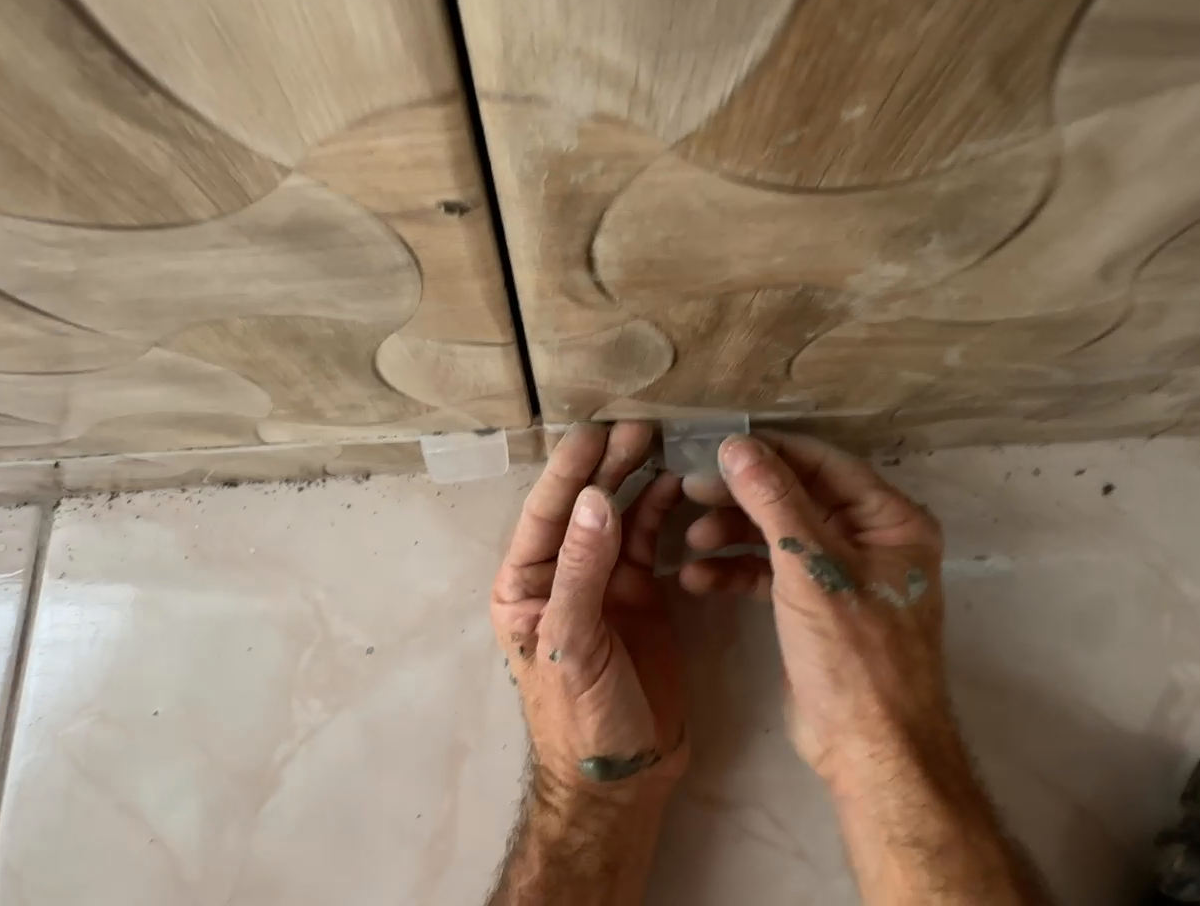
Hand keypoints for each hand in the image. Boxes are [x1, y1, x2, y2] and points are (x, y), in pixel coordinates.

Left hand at [492, 422, 687, 797]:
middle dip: (606, 466)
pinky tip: (675, 486)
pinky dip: (660, 513)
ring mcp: (603, 579)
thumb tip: (594, 498)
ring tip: (660, 442)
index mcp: (524, 584)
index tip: (593, 432)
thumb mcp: (572, 644)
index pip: (545, 515)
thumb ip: (582, 571)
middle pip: (583, 507)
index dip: (568, 472)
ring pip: (617, 517)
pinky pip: (648, 542)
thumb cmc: (580, 717)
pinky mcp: (640, 591)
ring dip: (635, 481)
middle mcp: (561, 572)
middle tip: (637, 425)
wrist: (625, 774)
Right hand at [678, 432, 951, 787]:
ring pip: (776, 533)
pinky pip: (769, 570)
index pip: (823, 463)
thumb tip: (735, 445)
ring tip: (691, 541)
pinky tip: (699, 579)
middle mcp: (868, 538)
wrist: (867, 750)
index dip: (769, 452)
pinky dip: (735, 571)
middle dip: (741, 497)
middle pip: (794, 496)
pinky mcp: (812, 603)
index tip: (715, 447)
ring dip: (732, 534)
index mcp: (890, 519)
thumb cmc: (853, 651)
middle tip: (689, 490)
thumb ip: (772, 500)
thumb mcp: (810, 567)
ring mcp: (837, 571)